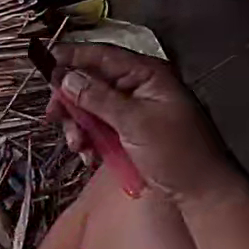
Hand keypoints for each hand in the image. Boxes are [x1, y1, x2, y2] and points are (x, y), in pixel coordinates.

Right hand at [46, 43, 248, 206]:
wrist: (204, 193)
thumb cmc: (176, 152)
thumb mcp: (135, 122)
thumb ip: (98, 98)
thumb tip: (64, 76)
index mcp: (146, 74)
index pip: (102, 55)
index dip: (72, 56)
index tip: (44, 62)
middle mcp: (138, 86)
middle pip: (92, 81)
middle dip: (71, 100)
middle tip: (53, 116)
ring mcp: (133, 110)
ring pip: (91, 107)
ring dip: (79, 125)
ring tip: (78, 146)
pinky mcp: (129, 132)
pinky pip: (100, 128)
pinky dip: (90, 139)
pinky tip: (88, 156)